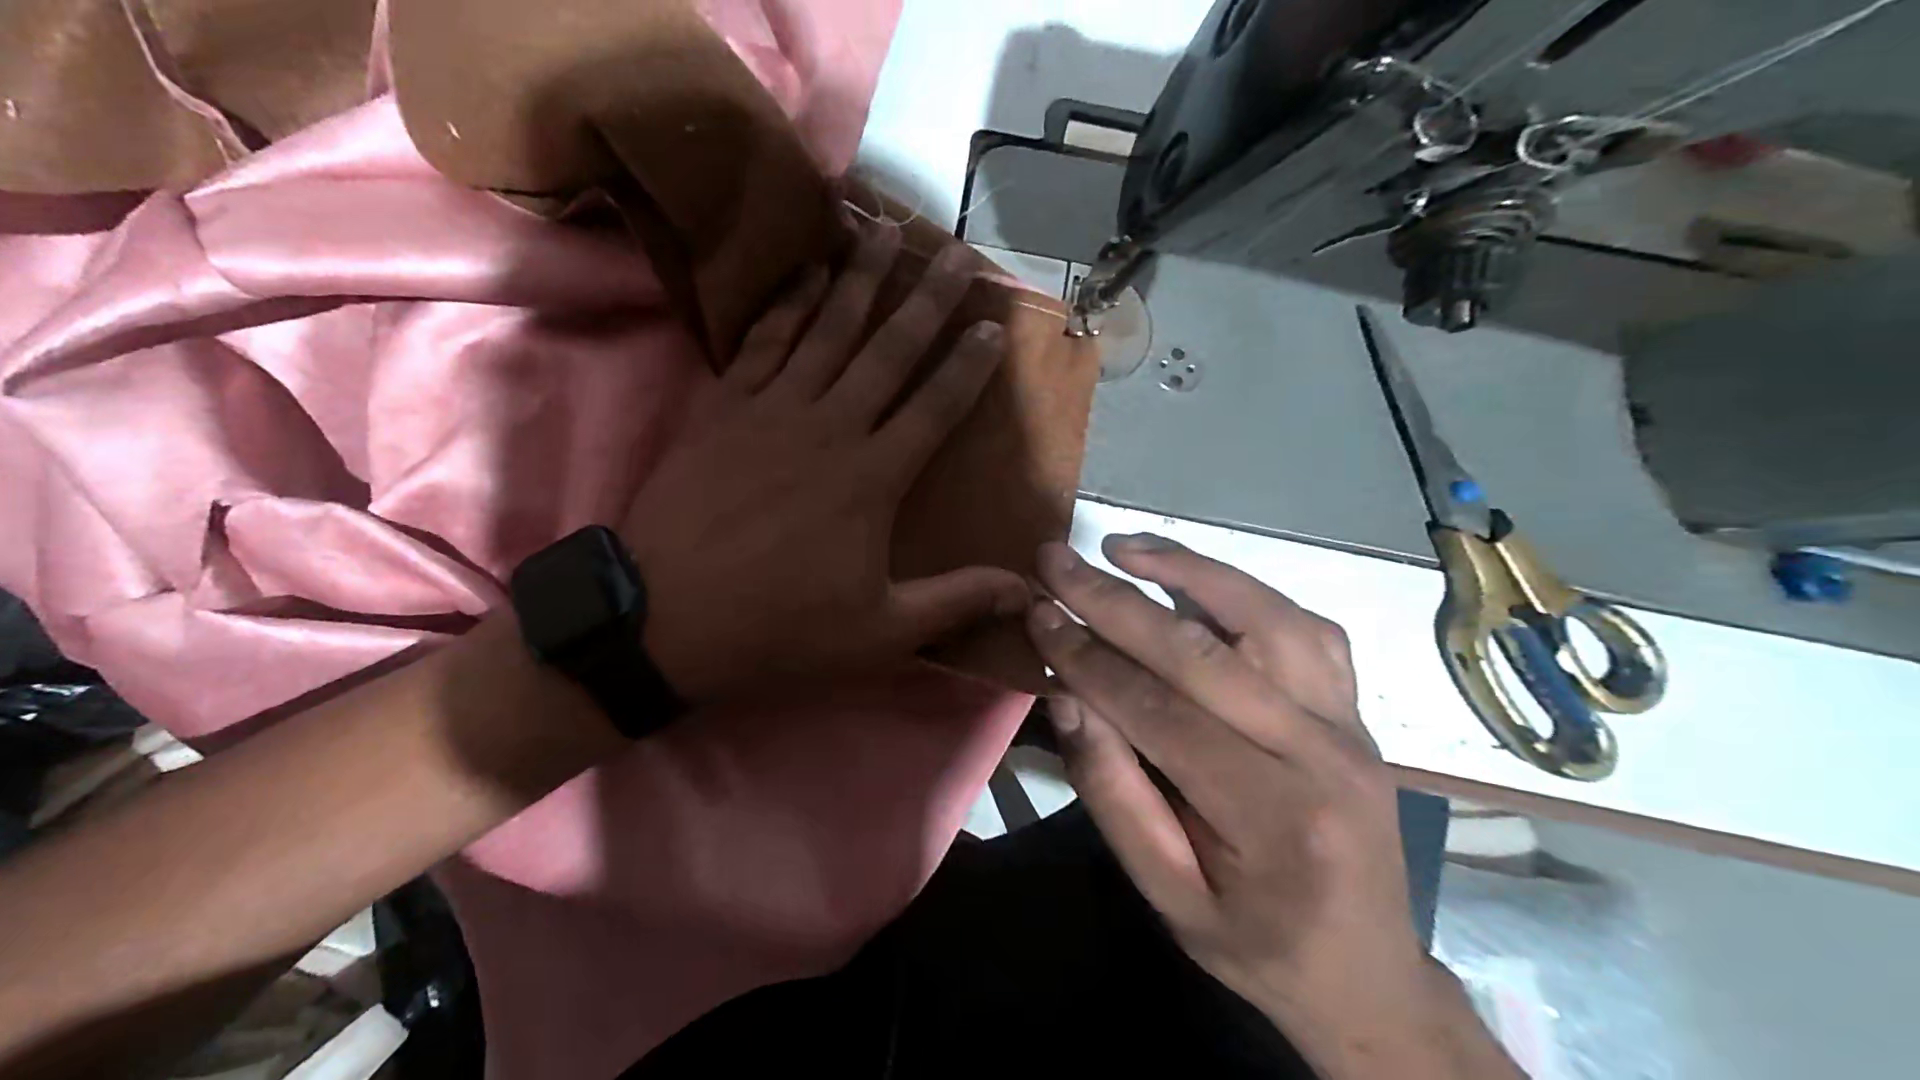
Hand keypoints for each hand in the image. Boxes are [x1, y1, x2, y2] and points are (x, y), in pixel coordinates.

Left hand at [622, 225, 1028, 701]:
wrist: (667, 618)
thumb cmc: (782, 627)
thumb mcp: (882, 630)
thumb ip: (956, 601)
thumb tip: (1027, 591)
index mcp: (874, 477)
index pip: (936, 405)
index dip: (969, 365)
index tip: (994, 325)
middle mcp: (831, 427)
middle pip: (889, 349)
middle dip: (928, 298)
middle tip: (957, 253)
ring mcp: (773, 409)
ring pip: (828, 328)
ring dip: (861, 277)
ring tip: (886, 228)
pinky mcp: (724, 407)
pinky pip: (762, 340)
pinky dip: (787, 302)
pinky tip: (807, 272)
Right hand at [1027, 534, 1521, 1079]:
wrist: (1370, 975)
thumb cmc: (1259, 945)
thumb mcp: (1169, 897)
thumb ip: (1115, 796)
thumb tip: (1065, 701)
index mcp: (1271, 814)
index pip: (1158, 710)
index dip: (1088, 657)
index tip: (1038, 613)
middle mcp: (1321, 752)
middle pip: (1203, 651)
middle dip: (1115, 599)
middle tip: (1056, 558)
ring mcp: (1350, 722)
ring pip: (1267, 617)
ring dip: (1190, 569)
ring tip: (1125, 546)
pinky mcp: (1357, 709)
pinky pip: (1307, 629)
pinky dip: (1247, 592)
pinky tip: (1201, 581)